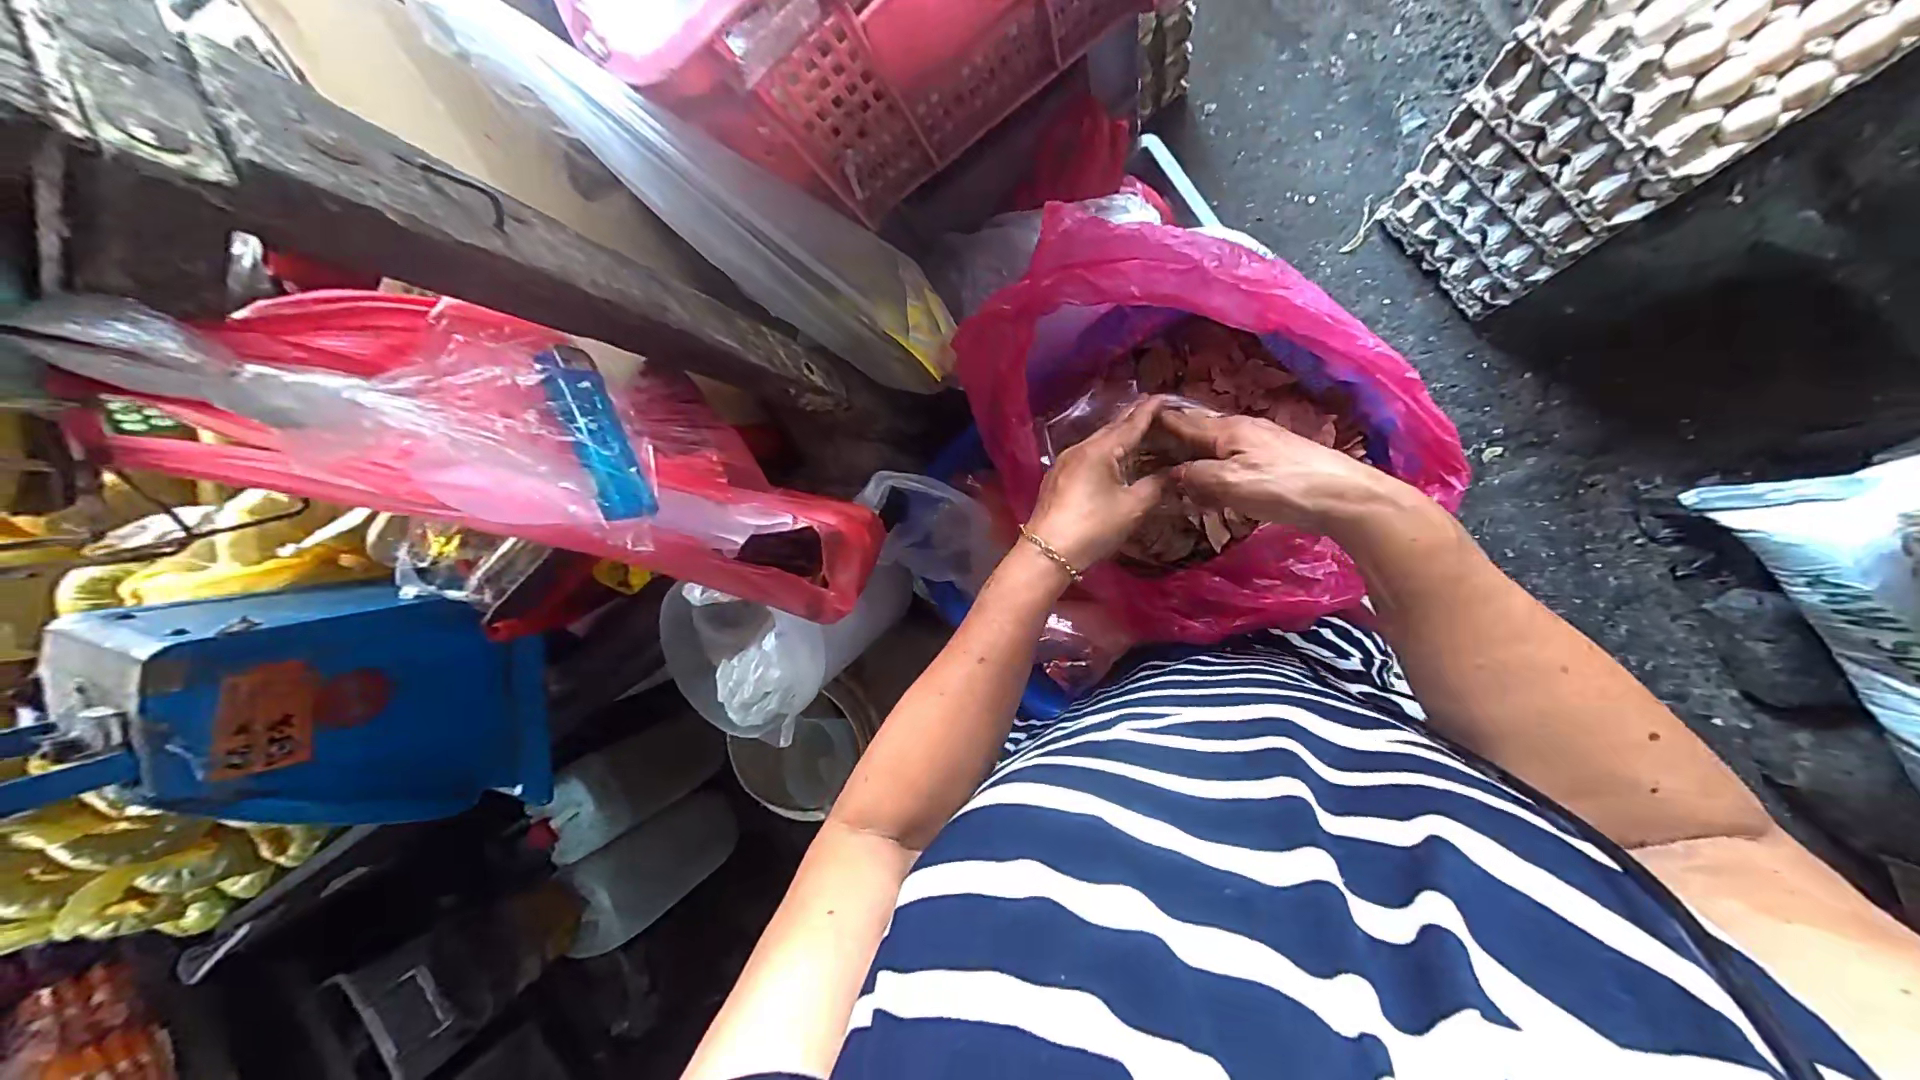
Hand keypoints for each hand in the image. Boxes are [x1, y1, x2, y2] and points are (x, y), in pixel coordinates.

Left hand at [1025, 397, 1175, 569]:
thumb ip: (1156, 485)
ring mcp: (1064, 462)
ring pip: (1096, 441)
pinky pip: (1086, 455)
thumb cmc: (1093, 527)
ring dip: (1117, 435)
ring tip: (1136, 431)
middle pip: (1111, 428)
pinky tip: (1111, 457)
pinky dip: (1104, 451)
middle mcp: (1079, 448)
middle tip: (1154, 410)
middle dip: (1132, 419)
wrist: (1047, 552)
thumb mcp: (1132, 507)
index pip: (1130, 423)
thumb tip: (1174, 473)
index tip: (1164, 397)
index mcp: (1099, 449)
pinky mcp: (1057, 478)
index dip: (1150, 410)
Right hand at [1158, 406, 1414, 534]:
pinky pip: (1233, 457)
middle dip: (1174, 439)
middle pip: (1200, 431)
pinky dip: (1215, 465)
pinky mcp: (1278, 458)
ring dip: (1195, 454)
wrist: (1346, 497)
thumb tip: (1171, 474)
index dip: (1157, 422)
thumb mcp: (1229, 484)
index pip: (1182, 422)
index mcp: (1227, 430)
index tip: (1133, 423)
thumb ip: (1195, 477)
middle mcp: (1244, 428)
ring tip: (1174, 466)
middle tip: (1147, 451)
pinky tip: (1214, 478)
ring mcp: (1264, 442)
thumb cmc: (1283, 487)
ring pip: (1217, 445)